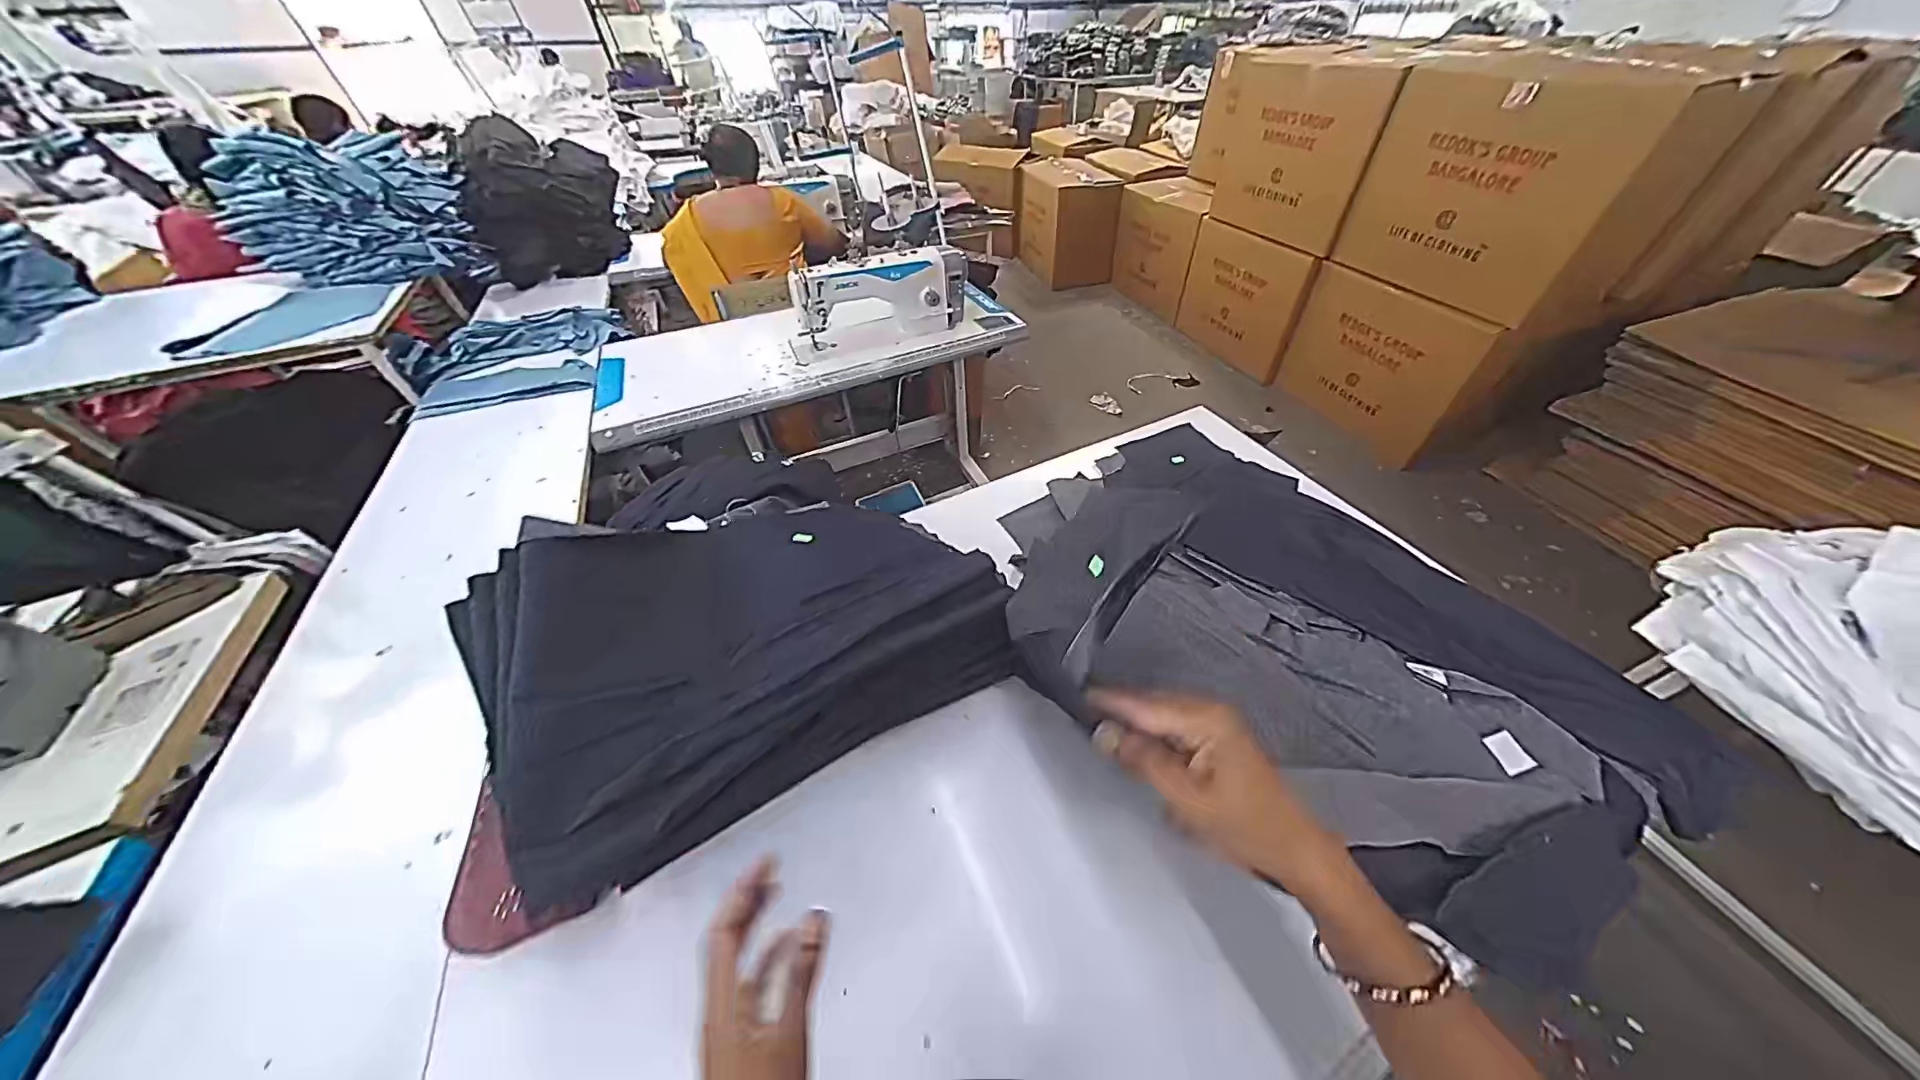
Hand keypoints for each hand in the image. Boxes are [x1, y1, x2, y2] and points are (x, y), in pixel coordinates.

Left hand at [702, 856, 829, 1079]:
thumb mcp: (788, 1030)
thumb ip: (802, 971)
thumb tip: (812, 920)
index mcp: (724, 1002)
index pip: (725, 929)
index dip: (743, 889)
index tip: (764, 861)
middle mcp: (721, 1008)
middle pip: (726, 940)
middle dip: (747, 900)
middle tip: (769, 870)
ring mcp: (729, 1024)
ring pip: (738, 960)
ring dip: (758, 924)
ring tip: (777, 896)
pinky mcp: (743, 1038)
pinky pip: (753, 981)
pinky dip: (771, 956)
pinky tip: (788, 951)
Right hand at [1089, 689, 1345, 896]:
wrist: (1296, 849)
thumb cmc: (1247, 826)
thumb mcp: (1186, 798)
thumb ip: (1142, 760)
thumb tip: (1105, 733)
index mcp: (1206, 718)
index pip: (1145, 705)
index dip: (1110, 702)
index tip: (1077, 698)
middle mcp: (1211, 711)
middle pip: (1151, 706)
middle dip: (1120, 713)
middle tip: (1083, 721)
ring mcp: (1216, 723)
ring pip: (1161, 717)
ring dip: (1135, 727)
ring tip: (1103, 735)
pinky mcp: (1217, 738)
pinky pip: (1173, 728)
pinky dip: (1152, 736)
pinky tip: (1137, 749)